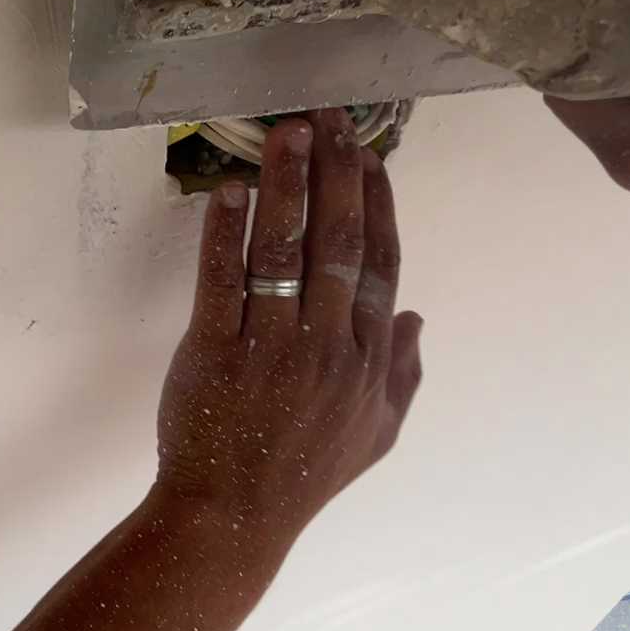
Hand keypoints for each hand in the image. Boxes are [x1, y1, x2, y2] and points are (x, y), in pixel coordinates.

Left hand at [155, 109, 425, 537]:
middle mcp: (328, 345)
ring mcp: (270, 347)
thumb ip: (403, 374)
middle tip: (328, 117)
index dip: (375, 203)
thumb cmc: (302, 472)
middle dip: (336, 173)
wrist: (233, 513)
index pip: (378, 262)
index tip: (368, 155)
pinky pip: (221, 282)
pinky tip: (227, 194)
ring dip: (287, 186)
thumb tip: (415, 313)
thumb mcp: (376, 434)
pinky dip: (224, 235)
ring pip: (284, 252)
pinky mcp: (214, 352)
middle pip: (337, 243)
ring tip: (287, 134)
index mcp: (368, 359)